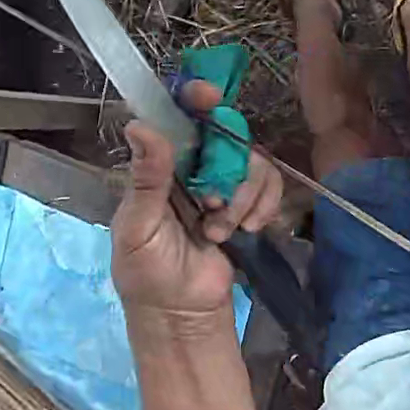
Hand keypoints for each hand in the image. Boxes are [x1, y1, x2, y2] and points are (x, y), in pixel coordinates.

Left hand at [109, 81, 284, 338]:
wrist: (184, 314)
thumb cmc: (148, 273)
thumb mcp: (139, 228)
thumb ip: (146, 179)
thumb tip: (140, 125)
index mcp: (159, 166)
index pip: (176, 118)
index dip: (193, 99)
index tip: (207, 95)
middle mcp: (193, 167)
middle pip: (224, 134)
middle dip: (225, 168)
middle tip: (210, 201)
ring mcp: (224, 183)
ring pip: (251, 160)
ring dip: (241, 197)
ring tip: (219, 230)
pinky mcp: (249, 203)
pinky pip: (270, 184)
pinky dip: (263, 205)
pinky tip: (247, 228)